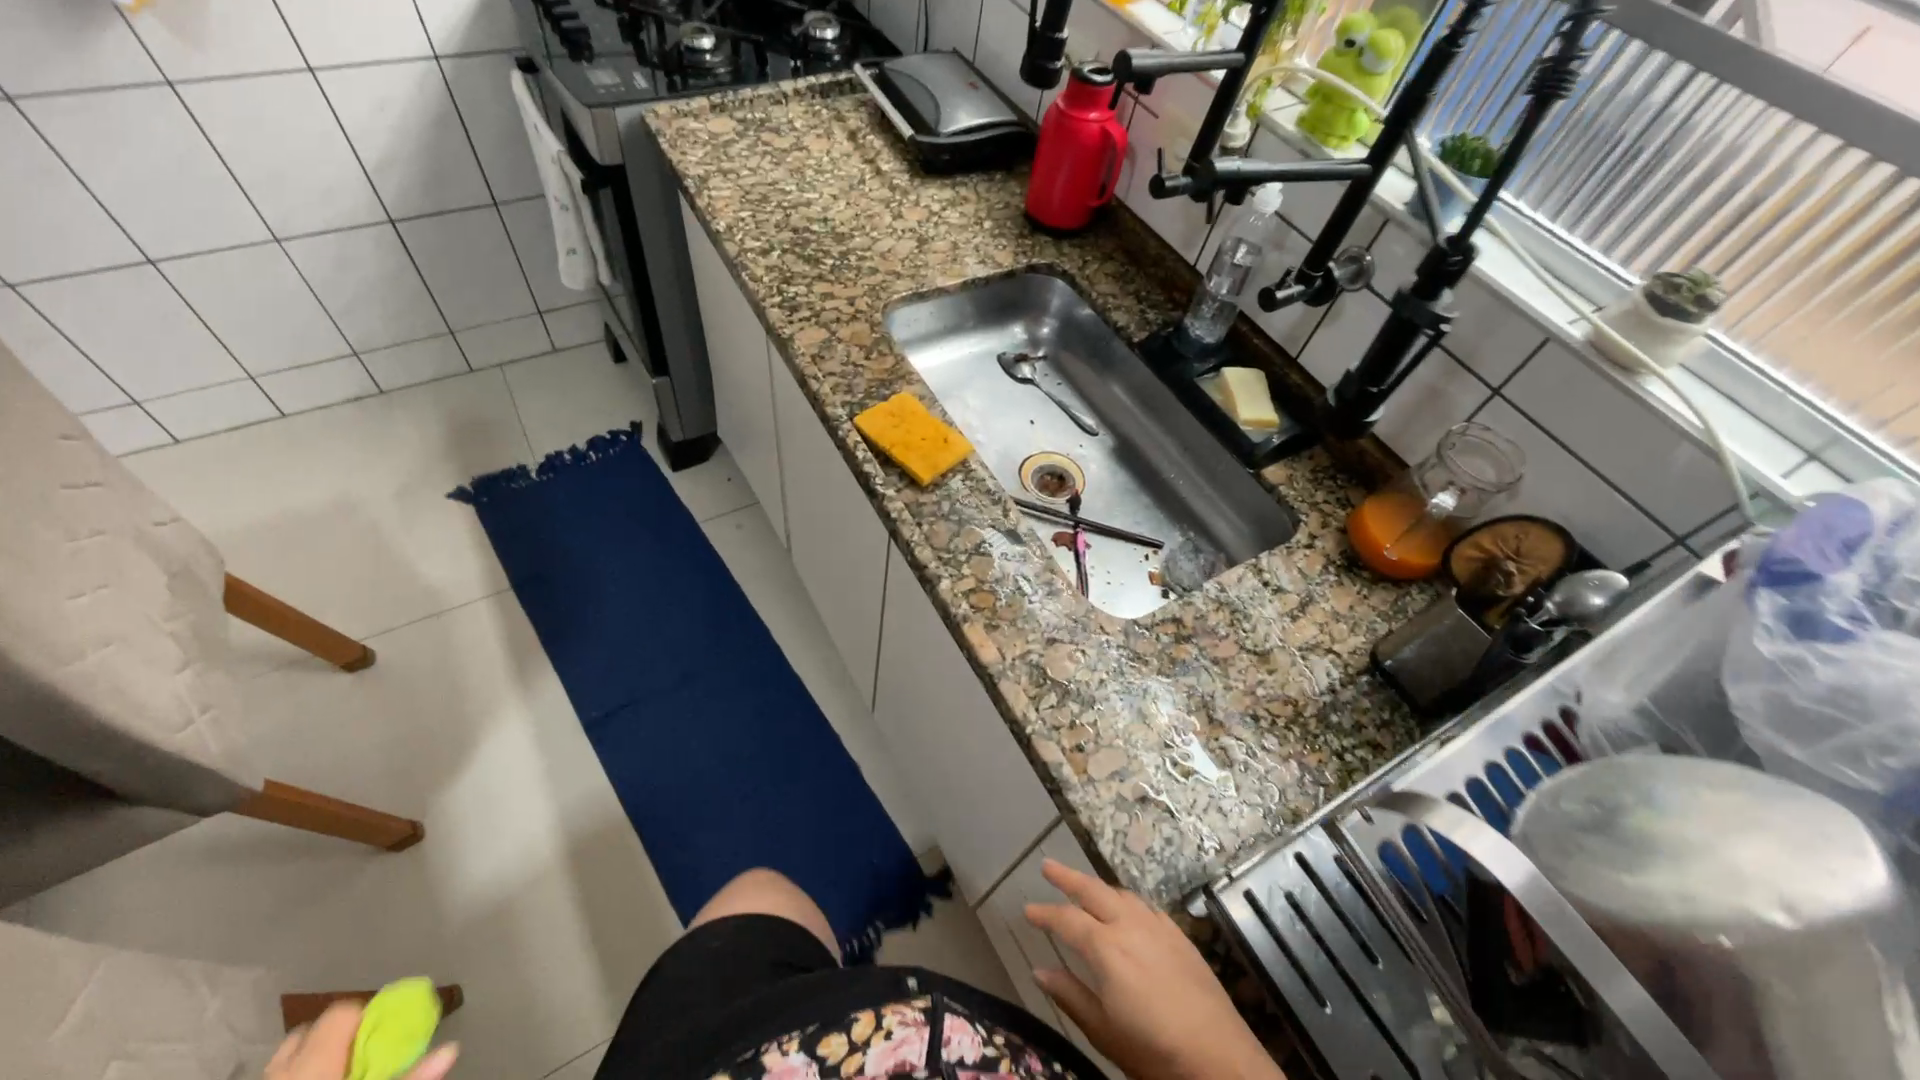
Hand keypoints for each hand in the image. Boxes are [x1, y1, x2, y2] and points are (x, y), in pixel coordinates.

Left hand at [266, 1002, 458, 1079]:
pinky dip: (295, 1077)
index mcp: (313, 1062)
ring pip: (287, 1058)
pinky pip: (276, 1076)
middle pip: (310, 1031)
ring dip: (313, 1059)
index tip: (386, 1036)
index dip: (368, 1017)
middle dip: (338, 1038)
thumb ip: (410, 1077)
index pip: (343, 1011)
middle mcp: (281, 1069)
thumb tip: (451, 1048)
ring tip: (338, 1076)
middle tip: (362, 1060)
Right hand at [1025, 860, 1281, 1079]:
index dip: (1045, 913)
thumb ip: (1070, 995)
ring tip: (1084, 886)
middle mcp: (1131, 928)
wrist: (1219, 1057)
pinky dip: (1128, 900)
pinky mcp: (1182, 938)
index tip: (1027, 910)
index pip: (1067, 920)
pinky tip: (1127, 909)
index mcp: (1107, 949)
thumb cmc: (1153, 1050)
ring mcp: (1160, 929)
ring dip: (1099, 886)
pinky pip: (1147, 907)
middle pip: (1094, 892)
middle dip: (1068, 877)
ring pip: (1123, 895)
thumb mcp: (1103, 1030)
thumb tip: (1040, 970)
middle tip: (1048, 865)